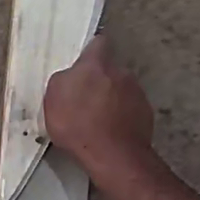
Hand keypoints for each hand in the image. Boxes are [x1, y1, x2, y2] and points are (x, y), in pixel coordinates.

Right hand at [43, 36, 156, 185]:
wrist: (112, 156)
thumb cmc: (77, 124)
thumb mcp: (53, 98)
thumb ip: (65, 79)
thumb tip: (73, 77)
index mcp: (97, 64)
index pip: (98, 43)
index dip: (91, 51)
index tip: (83, 63)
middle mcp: (121, 72)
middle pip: (110, 69)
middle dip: (99, 80)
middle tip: (85, 99)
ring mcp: (137, 92)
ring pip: (121, 89)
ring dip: (112, 98)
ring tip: (98, 120)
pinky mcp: (146, 113)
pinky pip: (131, 107)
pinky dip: (122, 115)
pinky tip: (112, 131)